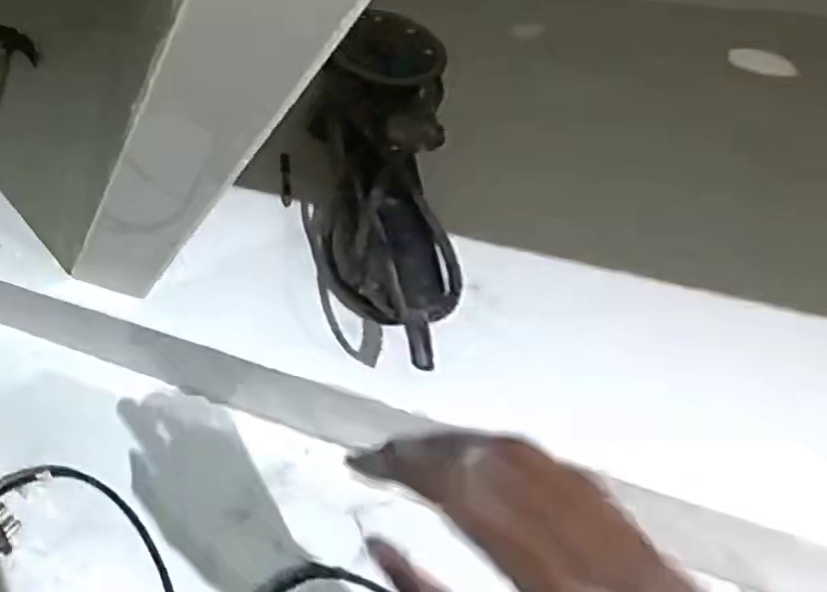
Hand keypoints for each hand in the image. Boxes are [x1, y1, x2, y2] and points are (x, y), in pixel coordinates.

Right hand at [348, 433, 695, 591]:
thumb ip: (430, 590)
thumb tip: (377, 544)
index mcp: (551, 580)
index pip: (456, 489)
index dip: (397, 463)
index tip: (363, 460)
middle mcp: (595, 556)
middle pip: (489, 463)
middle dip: (423, 447)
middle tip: (384, 452)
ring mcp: (632, 548)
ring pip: (530, 457)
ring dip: (462, 441)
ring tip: (425, 446)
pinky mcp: (655, 550)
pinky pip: (575, 476)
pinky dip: (517, 455)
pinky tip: (493, 457)